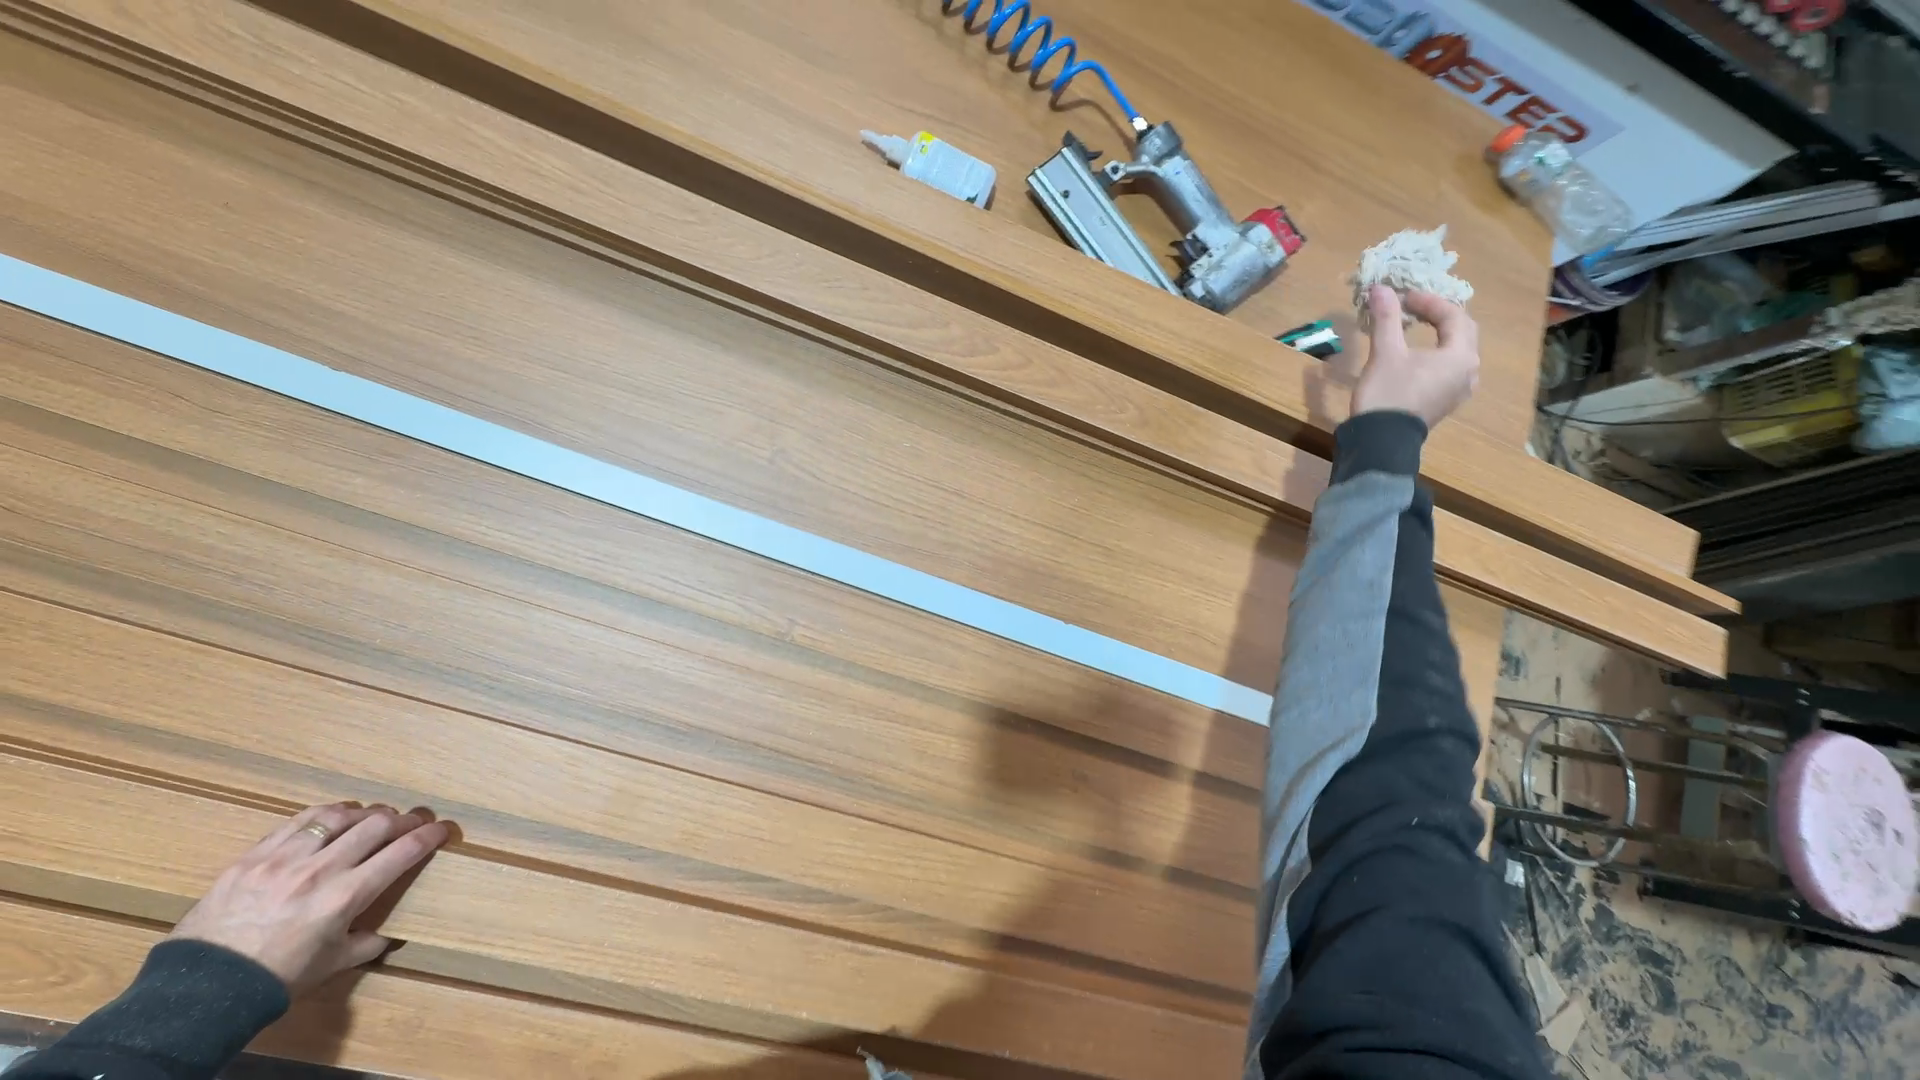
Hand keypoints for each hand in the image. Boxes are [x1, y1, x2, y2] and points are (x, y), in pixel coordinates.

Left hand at [169, 802, 448, 995]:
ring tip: (373, 817)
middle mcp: (320, 870)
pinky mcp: (254, 855)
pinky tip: (332, 818)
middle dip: (403, 819)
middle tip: (413, 820)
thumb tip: (389, 934)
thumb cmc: (276, 979)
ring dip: (365, 813)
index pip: (402, 853)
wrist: (203, 988)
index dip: (429, 836)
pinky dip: (325, 814)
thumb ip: (367, 943)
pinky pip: (298, 821)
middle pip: (377, 825)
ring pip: (338, 816)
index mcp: (345, 897)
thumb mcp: (332, 965)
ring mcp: (284, 859)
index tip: (442, 829)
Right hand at [1351, 286, 1480, 429]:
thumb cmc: (1388, 393)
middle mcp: (1469, 370)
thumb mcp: (1385, 352)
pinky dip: (1437, 355)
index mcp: (1461, 355)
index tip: (1404, 297)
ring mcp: (1461, 389)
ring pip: (1457, 352)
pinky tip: (1418, 356)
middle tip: (1414, 308)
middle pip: (1462, 332)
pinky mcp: (1447, 402)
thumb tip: (1381, 289)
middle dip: (1440, 315)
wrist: (1381, 441)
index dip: (1429, 301)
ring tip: (1416, 329)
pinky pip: (1450, 369)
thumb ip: (1386, 318)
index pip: (1453, 316)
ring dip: (1440, 335)